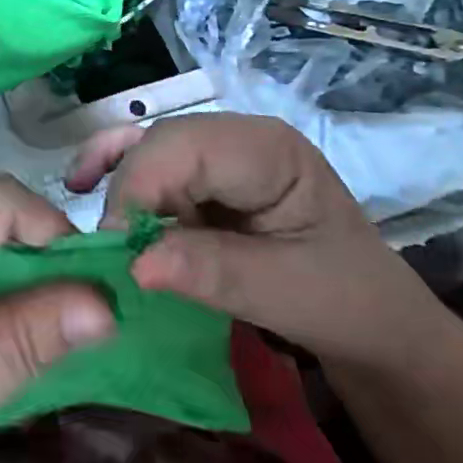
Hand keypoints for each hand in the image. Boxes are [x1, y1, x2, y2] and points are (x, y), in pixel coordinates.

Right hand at [66, 114, 448, 369]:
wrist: (376, 326)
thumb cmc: (347, 303)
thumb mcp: (289, 294)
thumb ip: (213, 272)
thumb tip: (133, 263)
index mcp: (267, 150)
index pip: (183, 148)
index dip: (139, 187)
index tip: (117, 248)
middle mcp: (234, 137)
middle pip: (156, 145)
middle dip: (125, 190)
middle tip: (107, 250)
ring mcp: (214, 154)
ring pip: (141, 149)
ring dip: (110, 180)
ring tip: (89, 218)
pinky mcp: (198, 177)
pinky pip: (143, 165)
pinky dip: (113, 177)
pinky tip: (85, 187)